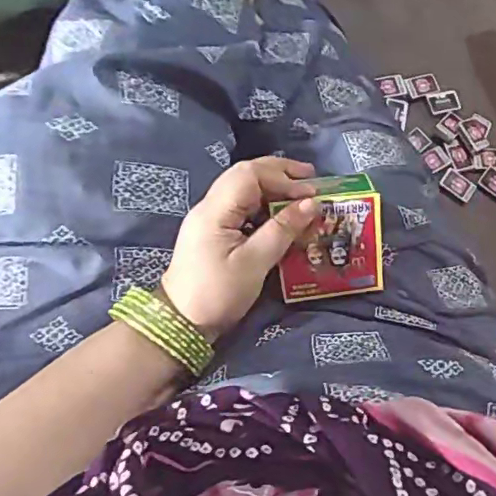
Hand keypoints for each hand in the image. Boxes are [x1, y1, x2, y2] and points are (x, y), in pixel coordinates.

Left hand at [160, 157, 320, 339]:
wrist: (182, 321)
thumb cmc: (218, 294)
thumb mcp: (254, 263)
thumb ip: (282, 230)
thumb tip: (311, 204)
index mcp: (215, 210)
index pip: (250, 175)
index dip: (283, 178)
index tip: (312, 192)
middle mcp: (210, 207)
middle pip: (245, 175)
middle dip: (280, 173)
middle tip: (311, 178)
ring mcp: (210, 219)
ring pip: (243, 189)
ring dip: (273, 186)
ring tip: (301, 193)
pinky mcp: (213, 233)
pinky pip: (241, 207)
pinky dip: (264, 204)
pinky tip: (281, 213)